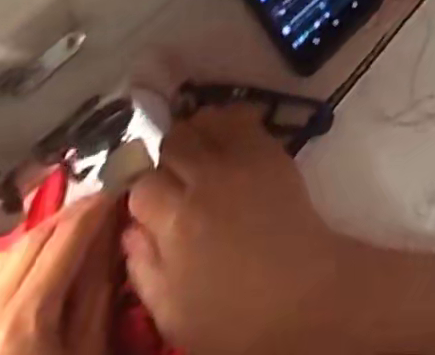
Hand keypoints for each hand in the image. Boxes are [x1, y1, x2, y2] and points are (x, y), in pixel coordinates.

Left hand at [0, 195, 121, 354]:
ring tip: (78, 227)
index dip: (97, 207)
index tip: (123, 189)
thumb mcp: (89, 354)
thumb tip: (112, 236)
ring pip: (7, 254)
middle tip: (107, 204)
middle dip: (73, 214)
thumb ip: (99, 293)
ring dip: (45, 233)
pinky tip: (40, 263)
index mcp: (25, 317)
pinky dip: (19, 259)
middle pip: (34, 238)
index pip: (66, 236)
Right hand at [122, 107, 374, 354]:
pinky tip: (226, 141)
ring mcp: (243, 158)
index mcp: (177, 219)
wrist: (304, 293)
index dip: (141, 192)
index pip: (142, 182)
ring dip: (195, 134)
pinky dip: (228, 122)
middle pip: (172, 142)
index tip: (149, 205)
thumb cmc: (235, 315)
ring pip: (205, 120)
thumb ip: (143, 267)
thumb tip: (129, 230)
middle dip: (165, 157)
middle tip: (172, 179)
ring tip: (198, 155)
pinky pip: (242, 118)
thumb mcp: (172, 311)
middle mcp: (207, 178)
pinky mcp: (271, 150)